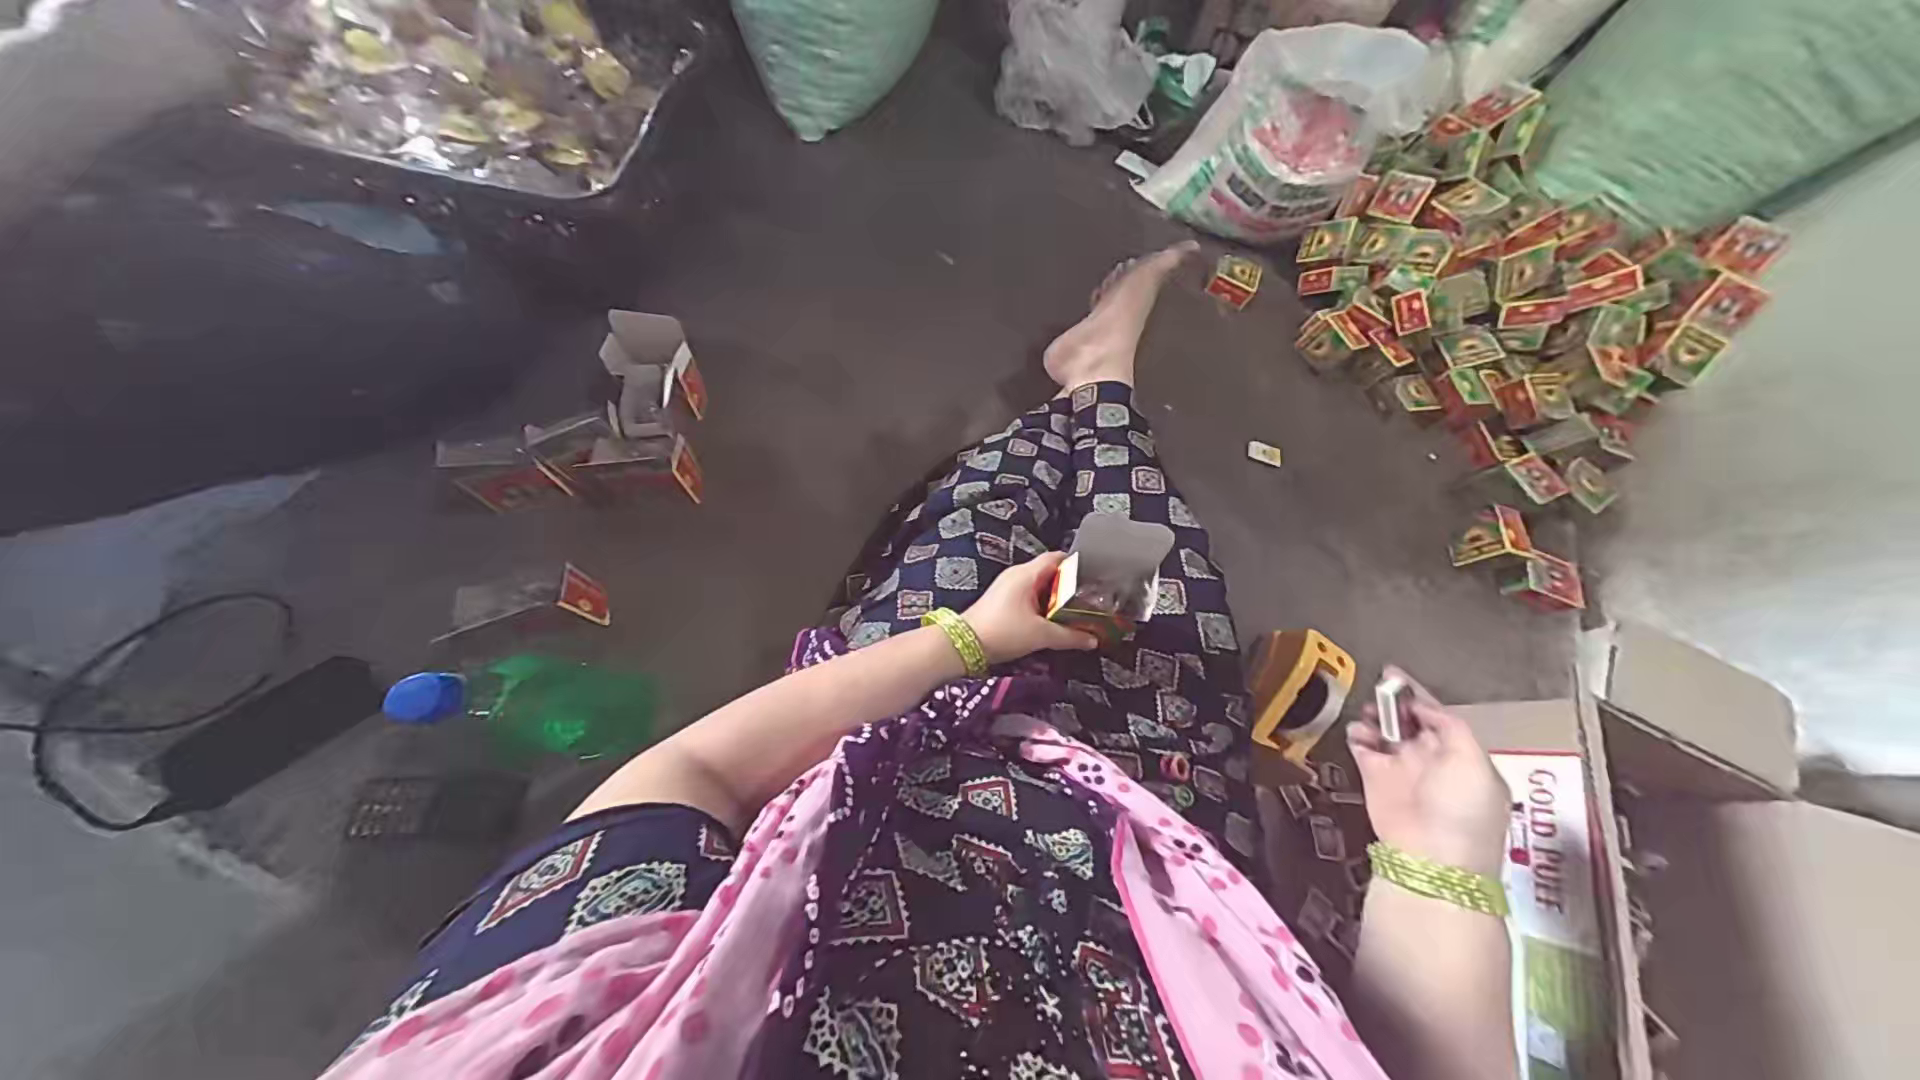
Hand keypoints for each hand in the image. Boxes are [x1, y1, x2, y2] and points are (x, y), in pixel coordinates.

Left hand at [961, 551, 1099, 663]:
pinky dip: (1042, 605)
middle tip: (1089, 600)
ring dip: (1055, 598)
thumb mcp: (1040, 635)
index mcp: (1026, 574)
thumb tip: (1093, 640)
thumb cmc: (1003, 632)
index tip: (1093, 579)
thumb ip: (1069, 636)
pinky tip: (1052, 620)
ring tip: (1075, 612)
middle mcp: (1016, 575)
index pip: (1057, 557)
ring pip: (1039, 586)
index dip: (1076, 565)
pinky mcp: (1001, 601)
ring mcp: (1007, 587)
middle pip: (1049, 572)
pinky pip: (1028, 596)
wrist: (963, 645)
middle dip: (1069, 585)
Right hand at [1348, 667, 1508, 876]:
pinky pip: (1362, 746)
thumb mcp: (1471, 762)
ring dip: (1373, 717)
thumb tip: (1422, 706)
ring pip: (1382, 729)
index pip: (1437, 715)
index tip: (1395, 674)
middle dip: (1392, 703)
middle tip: (1378, 691)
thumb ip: (1449, 726)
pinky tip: (1357, 732)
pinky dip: (1356, 735)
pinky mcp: (1373, 775)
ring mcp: (1400, 766)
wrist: (1430, 854)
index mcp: (1459, 753)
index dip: (1417, 694)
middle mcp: (1430, 756)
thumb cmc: (1461, 808)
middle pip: (1407, 719)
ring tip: (1366, 713)